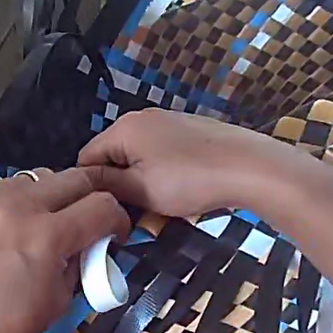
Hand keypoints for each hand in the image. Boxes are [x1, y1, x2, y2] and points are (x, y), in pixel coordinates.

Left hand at [0, 168, 129, 332]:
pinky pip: (6, 189)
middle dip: (91, 197)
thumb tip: (88, 245)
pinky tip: (14, 228)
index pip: (102, 206)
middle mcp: (19, 206)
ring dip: (54, 195)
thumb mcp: (59, 300)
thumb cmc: (4, 325)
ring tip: (49, 223)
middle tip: (90, 220)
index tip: (115, 233)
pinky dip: (20, 202)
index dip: (118, 219)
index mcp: (48, 235)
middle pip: (75, 178)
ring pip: (39, 177)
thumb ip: (80, 264)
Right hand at [77, 108, 313, 217]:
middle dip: (119, 186)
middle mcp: (143, 117)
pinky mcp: (190, 131)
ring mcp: (169, 122)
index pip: (86, 158)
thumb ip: (105, 184)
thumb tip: (83, 183)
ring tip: (160, 207)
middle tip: (134, 214)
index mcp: (124, 127)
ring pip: (139, 159)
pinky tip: (182, 191)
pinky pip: (161, 155)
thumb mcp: (140, 189)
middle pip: (113, 157)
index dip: (90, 188)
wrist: (249, 168)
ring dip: (142, 184)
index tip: (103, 211)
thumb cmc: (189, 180)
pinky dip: (163, 175)